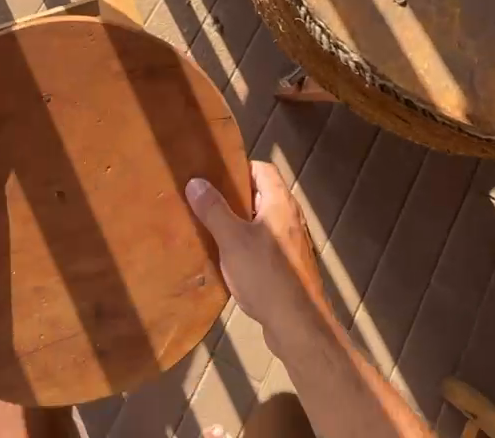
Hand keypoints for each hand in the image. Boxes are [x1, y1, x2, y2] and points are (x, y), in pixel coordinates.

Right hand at [185, 161, 332, 347]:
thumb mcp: (233, 240)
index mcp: (280, 202)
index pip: (262, 169)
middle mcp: (289, 217)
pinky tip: (227, 259)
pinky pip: (264, 245)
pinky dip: (246, 245)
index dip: (239, 167)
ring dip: (238, 223)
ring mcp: (291, 243)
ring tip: (211, 228)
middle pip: (261, 194)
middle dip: (233, 197)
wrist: (298, 326)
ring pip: (261, 222)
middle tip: (206, 201)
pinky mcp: (289, 267)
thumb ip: (214, 210)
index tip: (214, 175)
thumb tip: (195, 181)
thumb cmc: (267, 275)